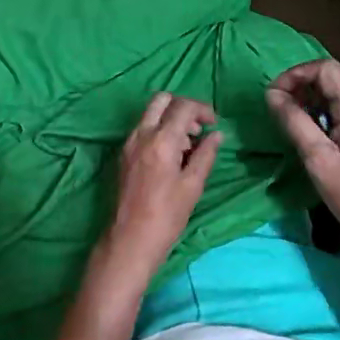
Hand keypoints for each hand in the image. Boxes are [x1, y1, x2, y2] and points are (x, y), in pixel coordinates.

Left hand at [105, 92, 222, 276]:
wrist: (130, 239)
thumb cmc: (167, 215)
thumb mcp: (193, 185)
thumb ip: (206, 155)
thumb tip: (216, 135)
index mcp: (162, 140)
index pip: (183, 107)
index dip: (202, 109)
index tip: (214, 123)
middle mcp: (142, 134)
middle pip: (162, 100)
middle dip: (183, 107)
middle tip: (198, 128)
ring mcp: (129, 143)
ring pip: (150, 113)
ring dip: (170, 118)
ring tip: (188, 145)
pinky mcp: (123, 154)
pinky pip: (143, 129)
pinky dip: (159, 130)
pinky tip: (171, 155)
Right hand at [265, 60, 339, 270]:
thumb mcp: (318, 160)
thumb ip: (294, 122)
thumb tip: (271, 94)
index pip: (326, 69)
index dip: (296, 74)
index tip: (274, 95)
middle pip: (331, 80)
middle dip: (300, 87)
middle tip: (276, 108)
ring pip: (335, 97)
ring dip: (308, 102)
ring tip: (287, 120)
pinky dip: (320, 116)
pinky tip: (306, 135)